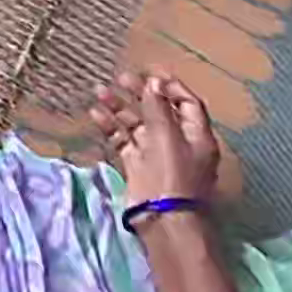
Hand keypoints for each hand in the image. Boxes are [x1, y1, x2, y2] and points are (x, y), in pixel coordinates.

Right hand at [90, 70, 219, 208]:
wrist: (163, 218)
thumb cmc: (173, 174)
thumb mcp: (167, 136)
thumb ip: (158, 107)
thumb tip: (153, 82)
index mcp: (195, 136)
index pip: (187, 104)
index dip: (170, 87)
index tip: (150, 73)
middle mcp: (176, 141)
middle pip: (158, 110)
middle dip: (140, 92)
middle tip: (120, 78)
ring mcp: (154, 152)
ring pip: (136, 122)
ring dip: (119, 106)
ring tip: (99, 92)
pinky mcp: (136, 162)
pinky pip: (121, 138)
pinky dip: (109, 125)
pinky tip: (96, 114)